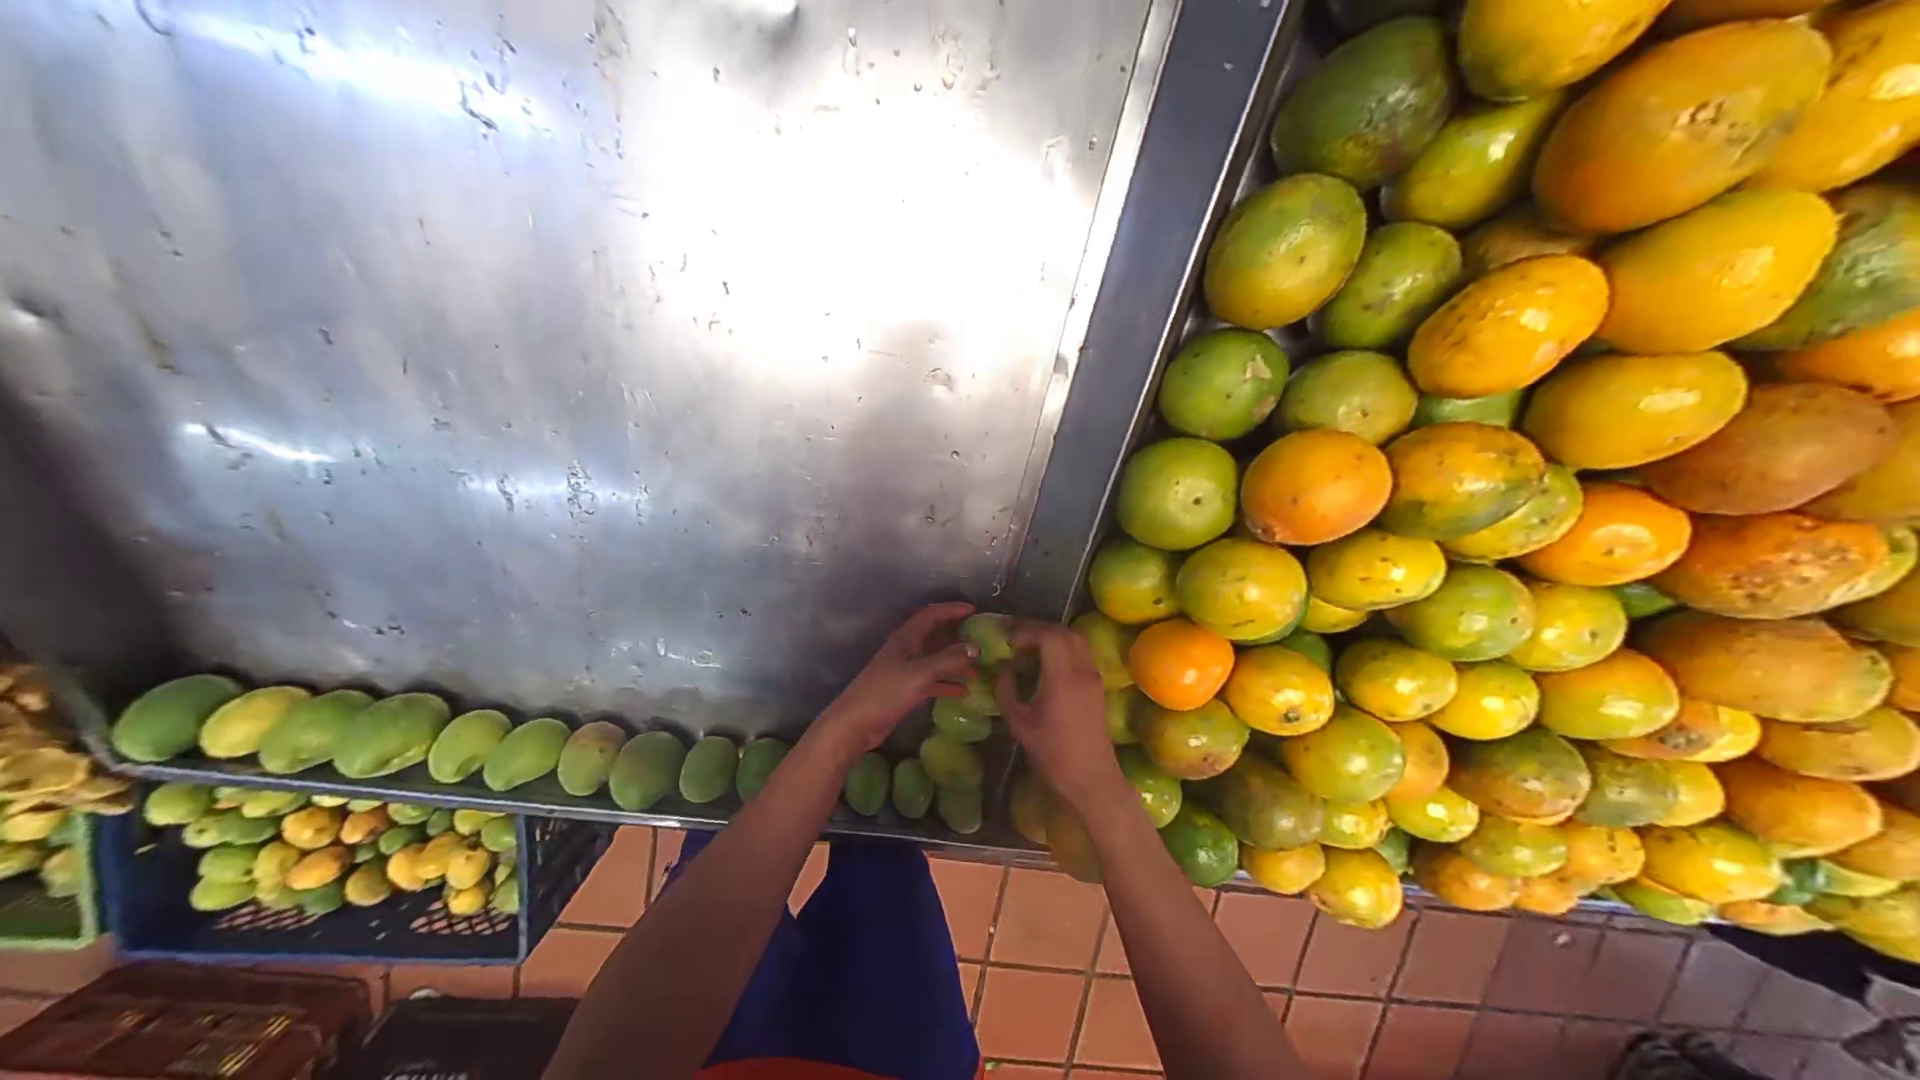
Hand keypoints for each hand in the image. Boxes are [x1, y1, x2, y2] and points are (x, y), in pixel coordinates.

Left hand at [814, 601, 978, 759]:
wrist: (855, 723)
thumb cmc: (884, 693)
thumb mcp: (919, 673)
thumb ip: (948, 659)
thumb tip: (976, 647)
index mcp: (906, 638)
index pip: (931, 614)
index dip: (952, 609)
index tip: (974, 610)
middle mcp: (907, 649)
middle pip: (935, 634)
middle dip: (957, 634)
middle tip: (980, 637)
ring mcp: (906, 670)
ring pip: (936, 659)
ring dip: (955, 661)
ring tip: (978, 667)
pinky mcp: (906, 689)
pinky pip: (933, 681)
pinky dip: (947, 683)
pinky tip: (963, 691)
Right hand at [997, 620, 1127, 812]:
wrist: (1091, 778)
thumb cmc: (1052, 754)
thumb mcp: (1019, 723)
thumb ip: (1007, 691)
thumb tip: (1003, 670)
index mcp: (1062, 678)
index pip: (1048, 636)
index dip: (1026, 631)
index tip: (1008, 641)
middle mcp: (1082, 671)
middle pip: (1064, 632)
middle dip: (1038, 628)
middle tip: (1016, 637)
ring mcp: (1093, 677)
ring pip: (1076, 639)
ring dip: (1053, 636)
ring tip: (1030, 647)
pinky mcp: (1097, 686)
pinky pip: (1081, 653)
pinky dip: (1063, 647)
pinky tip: (1046, 662)